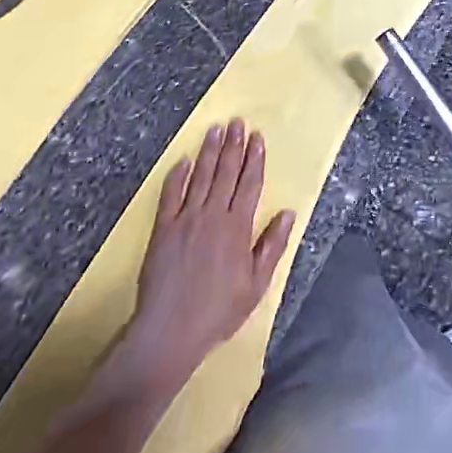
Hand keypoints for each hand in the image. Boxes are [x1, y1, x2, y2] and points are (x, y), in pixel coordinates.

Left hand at [119, 119, 295, 389]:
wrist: (171, 329)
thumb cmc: (219, 311)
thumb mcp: (256, 284)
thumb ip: (272, 246)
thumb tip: (289, 213)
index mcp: (238, 227)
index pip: (250, 184)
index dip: (255, 159)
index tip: (258, 137)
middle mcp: (213, 215)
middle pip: (226, 173)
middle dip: (233, 146)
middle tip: (237, 123)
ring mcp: (186, 218)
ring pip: (200, 176)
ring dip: (209, 151)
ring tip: (215, 130)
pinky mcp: (163, 227)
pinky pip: (170, 194)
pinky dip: (177, 175)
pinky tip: (183, 160)